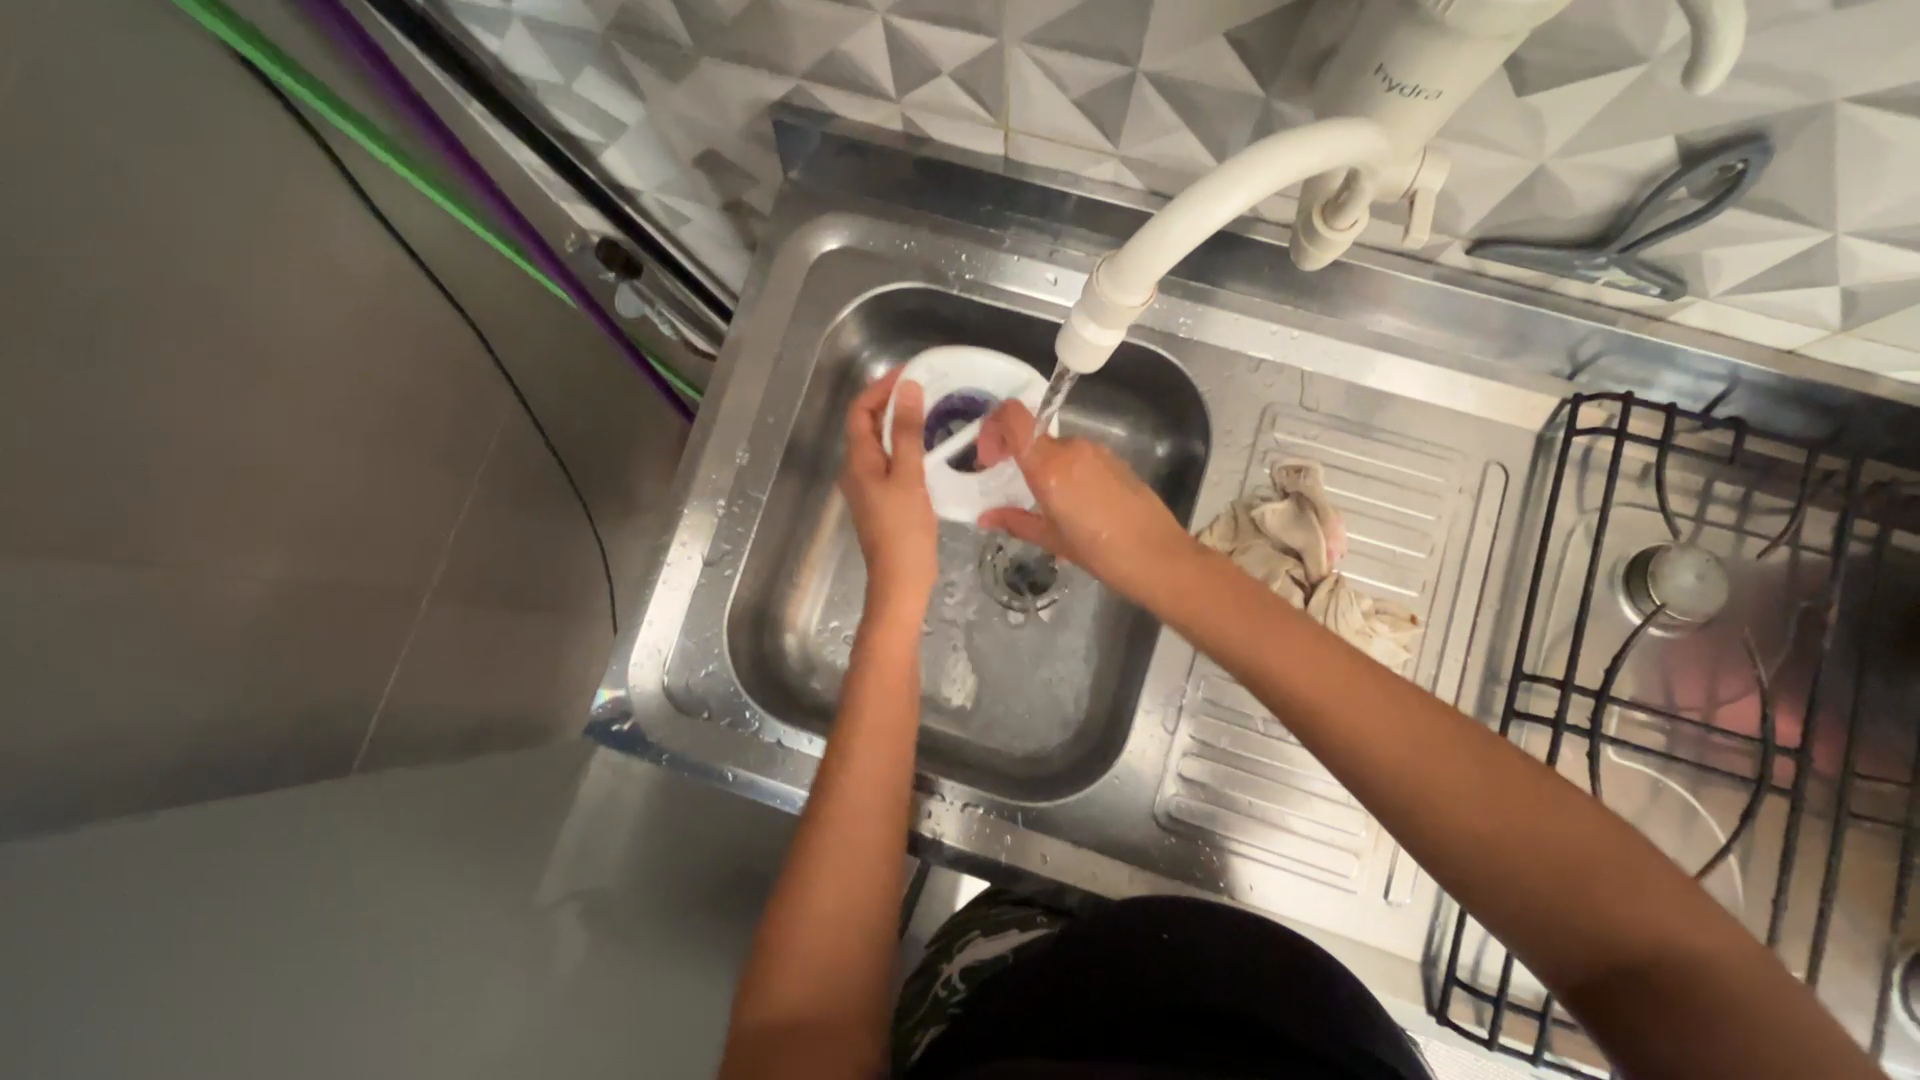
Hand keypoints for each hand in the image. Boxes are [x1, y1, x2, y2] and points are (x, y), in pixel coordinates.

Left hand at [840, 368, 938, 612]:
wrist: (901, 581)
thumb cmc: (904, 531)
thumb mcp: (908, 477)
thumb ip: (906, 432)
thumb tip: (907, 389)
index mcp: (857, 461)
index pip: (859, 410)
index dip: (880, 387)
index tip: (910, 374)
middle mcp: (857, 470)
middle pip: (867, 425)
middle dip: (892, 402)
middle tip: (926, 388)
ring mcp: (870, 488)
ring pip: (881, 444)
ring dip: (900, 424)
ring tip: (931, 411)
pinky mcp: (884, 501)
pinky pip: (891, 463)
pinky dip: (907, 447)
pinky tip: (930, 449)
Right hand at [975, 400, 1197, 603]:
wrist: (1157, 556)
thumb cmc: (1100, 552)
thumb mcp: (1051, 540)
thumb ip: (1015, 521)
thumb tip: (986, 517)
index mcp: (1049, 466)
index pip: (1012, 417)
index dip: (992, 427)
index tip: (989, 458)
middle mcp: (1072, 449)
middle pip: (1033, 436)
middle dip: (1018, 457)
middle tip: (1012, 487)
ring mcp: (1096, 452)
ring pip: (1057, 449)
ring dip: (1044, 467)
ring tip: (1047, 505)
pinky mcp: (1115, 460)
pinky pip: (1080, 458)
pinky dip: (1067, 473)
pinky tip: (1076, 506)